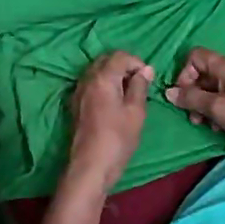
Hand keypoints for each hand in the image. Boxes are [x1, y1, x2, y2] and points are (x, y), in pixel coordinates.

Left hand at [66, 51, 153, 194]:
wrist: (90, 167)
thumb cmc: (118, 138)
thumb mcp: (136, 111)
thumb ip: (140, 86)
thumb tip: (145, 70)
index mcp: (102, 77)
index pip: (120, 56)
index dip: (137, 62)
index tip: (149, 78)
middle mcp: (87, 79)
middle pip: (106, 60)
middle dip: (124, 65)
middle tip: (140, 82)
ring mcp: (78, 91)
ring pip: (97, 71)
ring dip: (113, 75)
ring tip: (129, 92)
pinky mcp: (76, 104)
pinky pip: (91, 84)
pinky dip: (104, 85)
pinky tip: (114, 101)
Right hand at [165, 47, 224, 163]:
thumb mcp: (218, 109)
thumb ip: (192, 98)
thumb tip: (168, 91)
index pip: (196, 56)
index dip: (184, 73)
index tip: (183, 95)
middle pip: (203, 73)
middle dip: (193, 93)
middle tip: (192, 116)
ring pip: (213, 88)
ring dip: (204, 105)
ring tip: (204, 124)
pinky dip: (217, 111)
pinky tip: (218, 128)